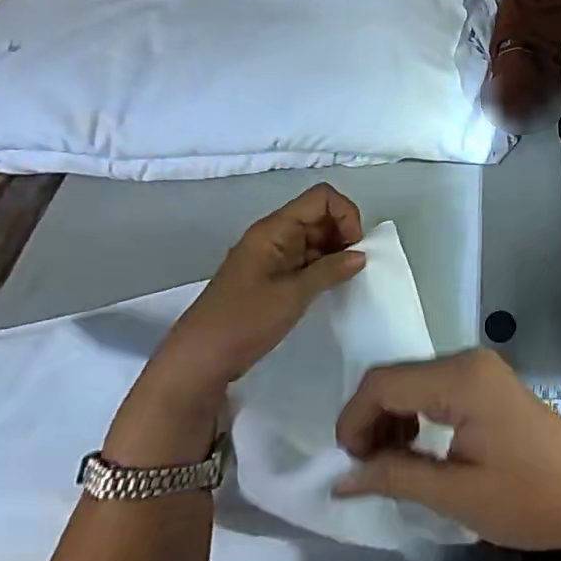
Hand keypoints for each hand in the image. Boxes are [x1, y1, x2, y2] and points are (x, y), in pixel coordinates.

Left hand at [169, 183, 366, 387]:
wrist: (199, 361)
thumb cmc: (244, 321)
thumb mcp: (293, 295)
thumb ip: (330, 270)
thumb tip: (361, 255)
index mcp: (274, 229)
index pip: (321, 198)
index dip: (346, 214)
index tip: (356, 247)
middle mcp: (273, 235)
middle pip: (319, 215)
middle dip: (343, 234)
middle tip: (355, 266)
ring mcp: (271, 257)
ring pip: (314, 238)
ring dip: (335, 252)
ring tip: (345, 279)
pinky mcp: (271, 277)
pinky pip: (305, 259)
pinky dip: (323, 267)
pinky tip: (330, 287)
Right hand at [333, 349, 560, 555]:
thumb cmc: (528, 497)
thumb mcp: (455, 495)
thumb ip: (394, 476)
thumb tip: (341, 479)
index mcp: (460, 377)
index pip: (382, 382)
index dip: (354, 421)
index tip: (347, 466)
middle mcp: (468, 360)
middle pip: (396, 377)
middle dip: (371, 420)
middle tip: (367, 470)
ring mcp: (481, 368)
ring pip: (414, 381)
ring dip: (392, 418)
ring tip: (391, 465)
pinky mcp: (489, 382)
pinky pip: (436, 387)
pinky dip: (417, 414)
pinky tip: (418, 448)